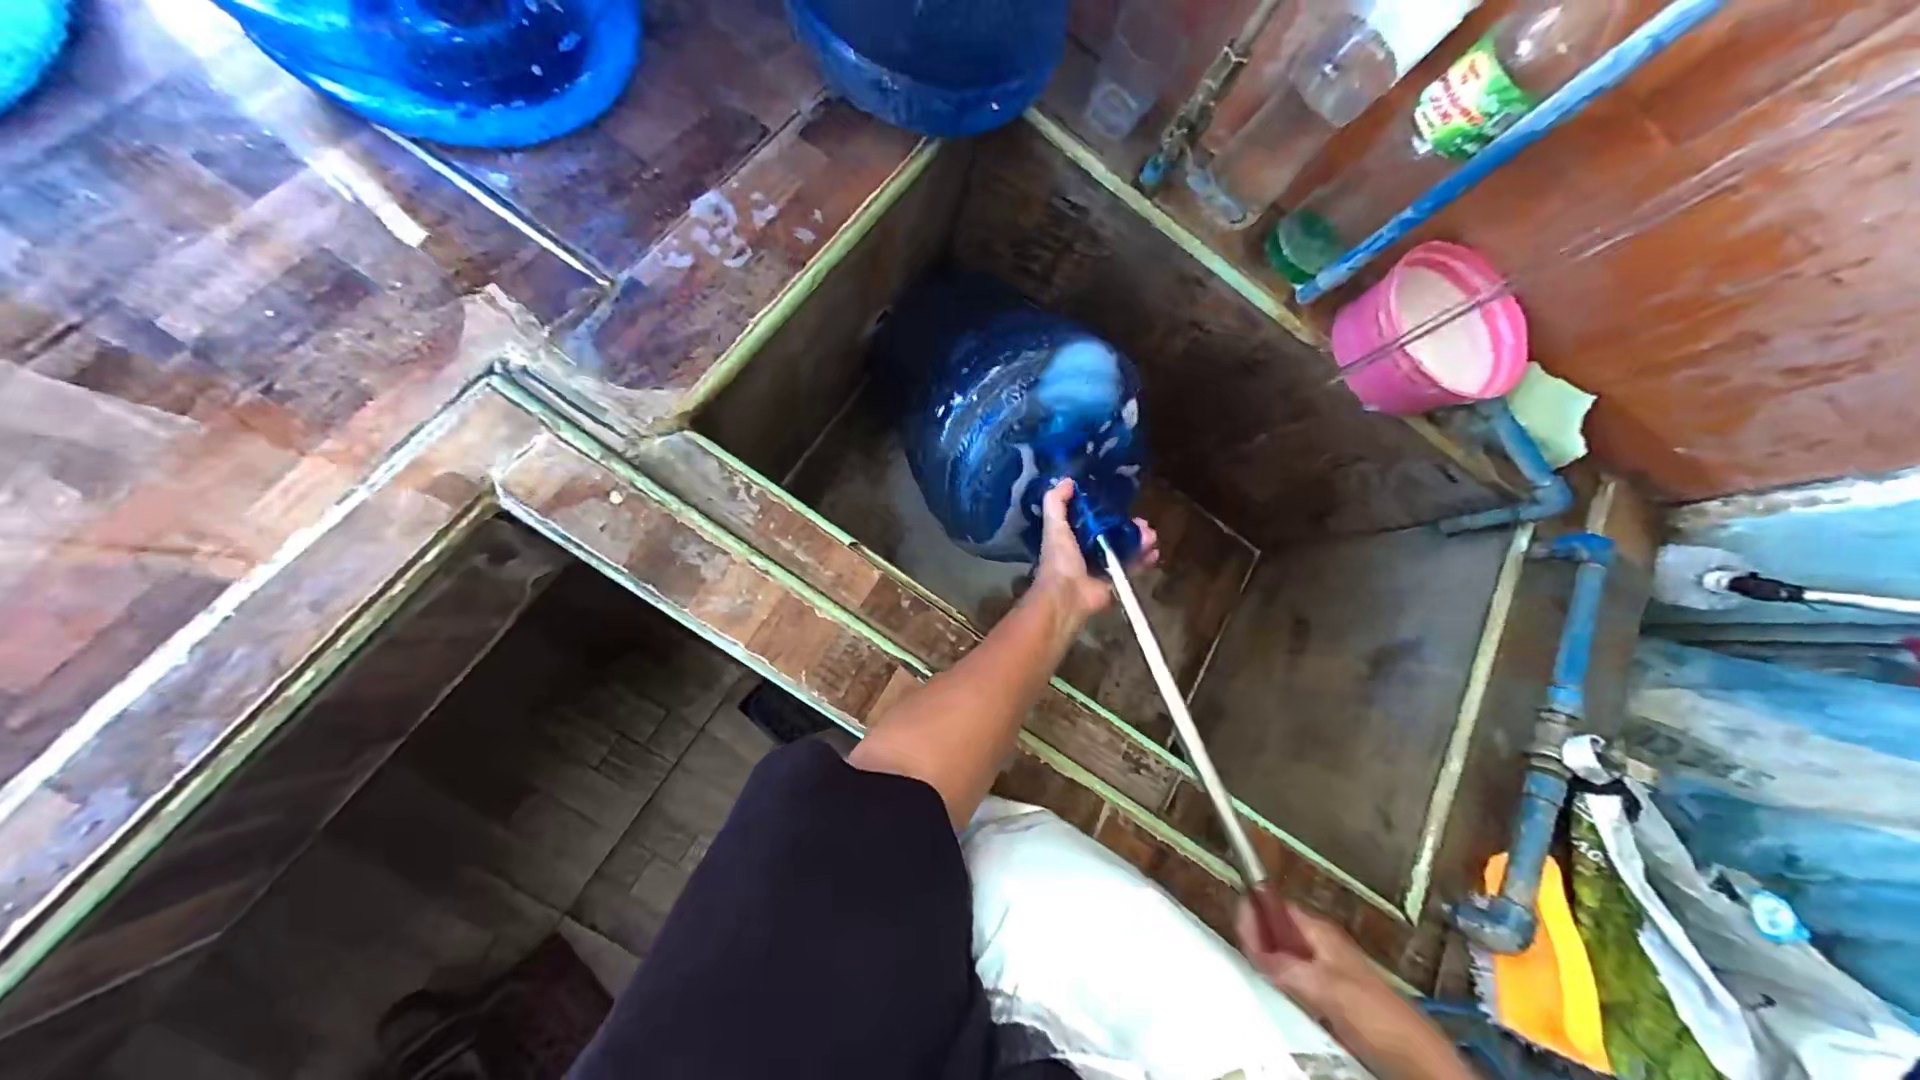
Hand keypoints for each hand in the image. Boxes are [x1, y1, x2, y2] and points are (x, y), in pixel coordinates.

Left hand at [1033, 478, 1158, 619]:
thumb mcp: (1054, 525)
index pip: (1091, 520)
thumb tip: (1066, 480)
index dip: (1105, 511)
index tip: (1120, 504)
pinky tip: (1154, 552)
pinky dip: (1144, 559)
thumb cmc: (1060, 559)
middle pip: (1112, 534)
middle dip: (1128, 527)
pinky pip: (1132, 567)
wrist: (1067, 595)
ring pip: (1125, 549)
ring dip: (1139, 541)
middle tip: (1144, 522)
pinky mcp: (1114, 581)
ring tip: (1151, 535)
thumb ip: (1056, 502)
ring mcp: (1101, 567)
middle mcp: (1086, 551)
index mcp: (1070, 537)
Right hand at [1236, 900, 1379, 1018]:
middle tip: (1243, 950)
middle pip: (1276, 929)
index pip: (1275, 904)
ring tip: (1255, 971)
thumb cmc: (1376, 1013)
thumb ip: (1286, 966)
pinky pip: (1292, 978)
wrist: (1415, 1055)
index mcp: (1320, 930)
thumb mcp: (1325, 986)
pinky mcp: (1328, 993)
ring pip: (1283, 954)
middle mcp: (1320, 943)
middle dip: (1257, 936)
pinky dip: (1279, 981)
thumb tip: (1253, 948)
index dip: (1254, 908)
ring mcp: (1325, 968)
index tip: (1237, 920)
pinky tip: (1276, 993)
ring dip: (1267, 961)